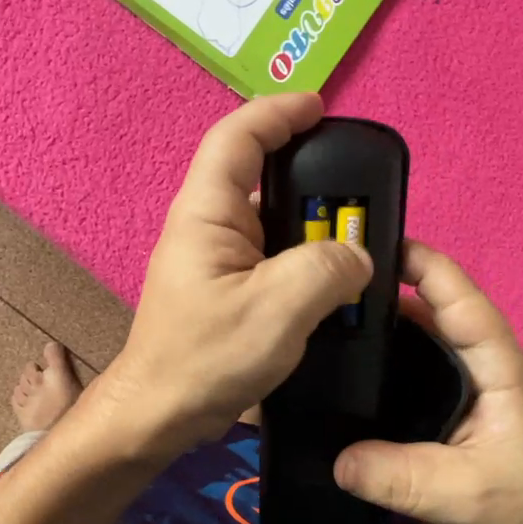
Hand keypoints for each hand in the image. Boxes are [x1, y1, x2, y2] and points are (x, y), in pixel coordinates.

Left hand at [95, 95, 371, 454]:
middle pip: (260, 174)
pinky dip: (306, 258)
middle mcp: (208, 226)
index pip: (238, 136)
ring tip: (357, 236)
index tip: (321, 108)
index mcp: (207, 212)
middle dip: (310, 174)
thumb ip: (328, 270)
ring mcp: (217, 259)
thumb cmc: (206, 357)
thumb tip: (357, 256)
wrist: (161, 414)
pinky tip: (334, 278)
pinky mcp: (227, 290)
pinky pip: (274, 257)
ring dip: (312, 223)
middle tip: (361, 191)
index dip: (278, 112)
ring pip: (272, 221)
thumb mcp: (277, 309)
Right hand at [333, 242, 522, 523]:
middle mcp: (475, 372)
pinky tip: (332, 363)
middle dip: (392, 288)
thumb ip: (403, 476)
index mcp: (500, 376)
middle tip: (336, 272)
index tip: (392, 247)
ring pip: (413, 344)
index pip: (470, 311)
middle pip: (434, 316)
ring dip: (376, 325)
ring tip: (324, 309)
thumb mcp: (462, 495)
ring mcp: (450, 391)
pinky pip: (397, 376)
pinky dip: (369, 364)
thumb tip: (338, 459)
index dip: (436, 275)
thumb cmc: (514, 514)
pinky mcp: (428, 413)